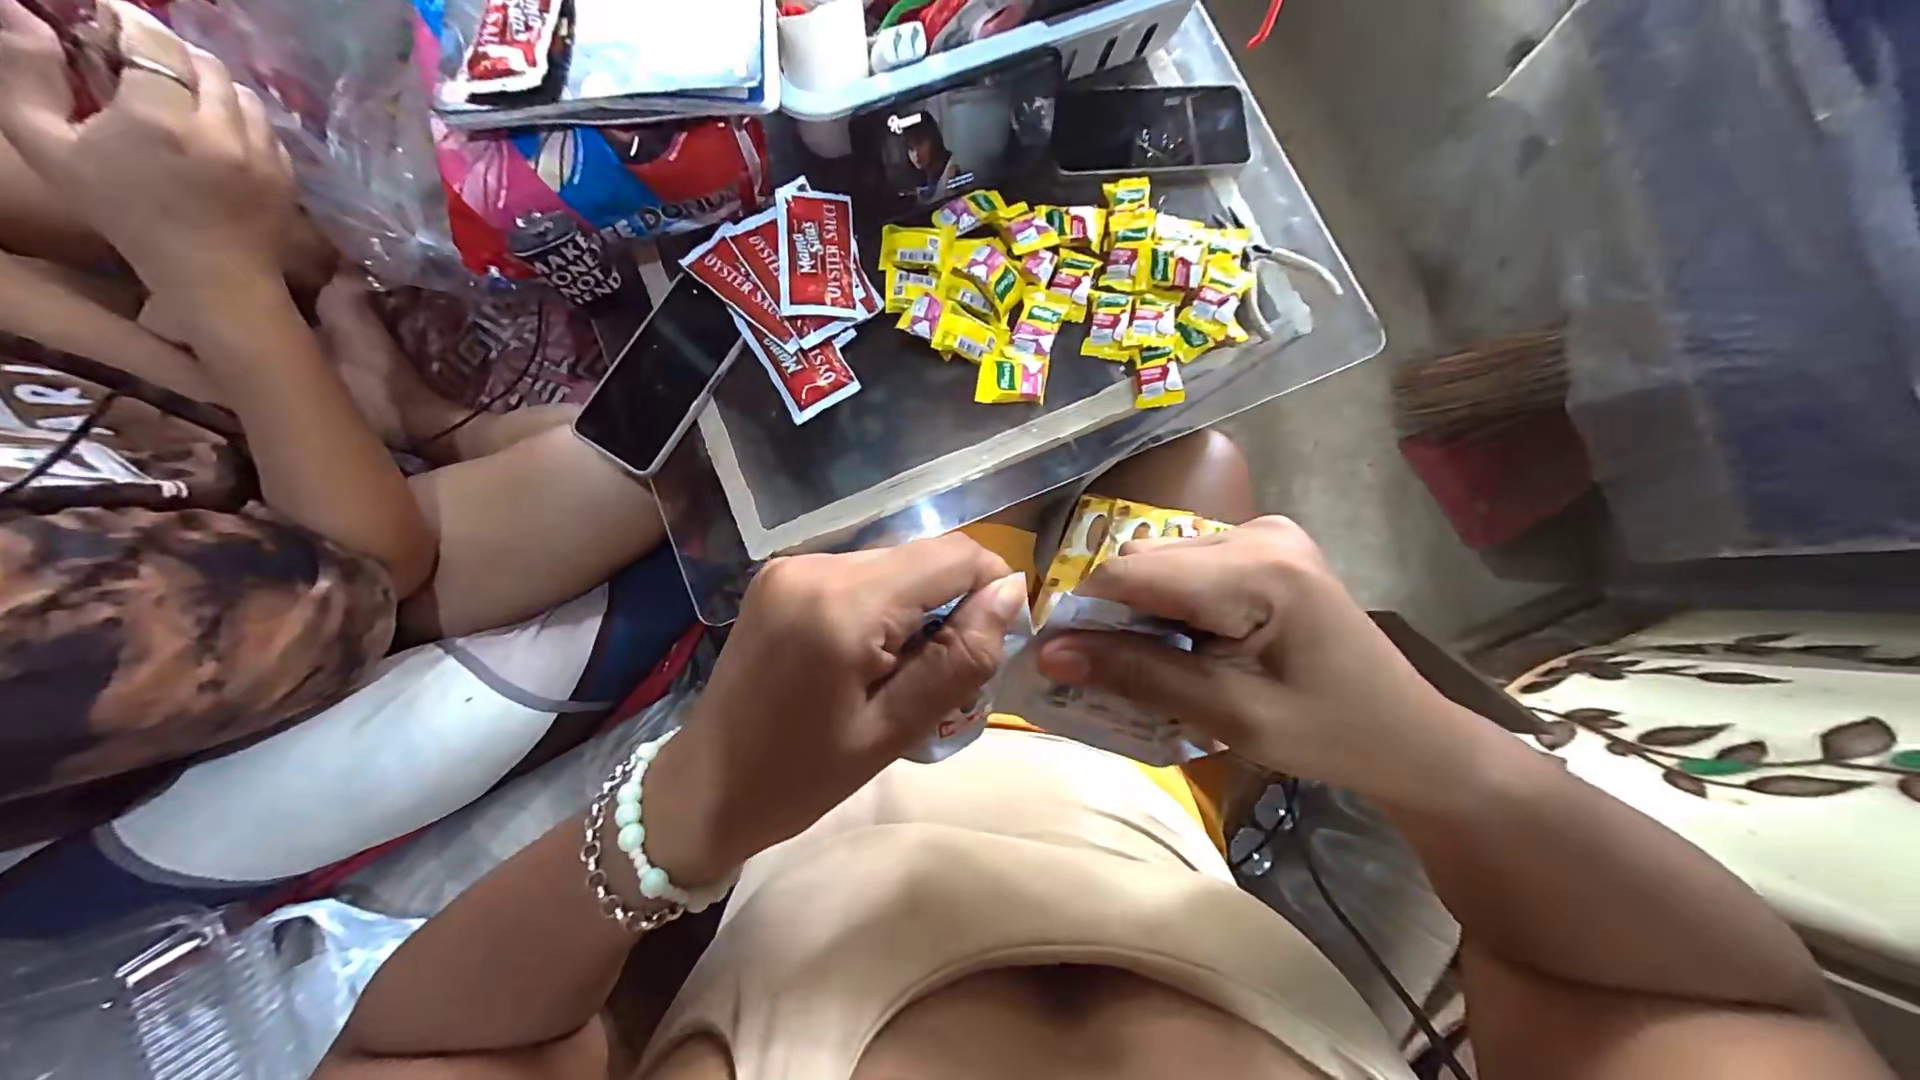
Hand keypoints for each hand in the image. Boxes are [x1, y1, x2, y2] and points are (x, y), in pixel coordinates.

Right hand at [0, 0, 295, 294]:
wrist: (213, 273)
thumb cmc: (123, 213)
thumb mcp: (45, 141)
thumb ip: (26, 71)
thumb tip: (19, 11)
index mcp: (164, 118)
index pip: (157, 42)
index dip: (130, 21)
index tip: (107, 20)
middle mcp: (224, 131)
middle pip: (206, 64)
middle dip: (172, 51)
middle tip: (140, 58)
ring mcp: (265, 156)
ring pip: (244, 94)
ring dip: (211, 82)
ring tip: (180, 92)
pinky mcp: (289, 176)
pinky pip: (268, 128)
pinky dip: (242, 116)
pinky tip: (216, 126)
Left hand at [643, 534, 1027, 885]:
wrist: (704, 787)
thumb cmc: (800, 777)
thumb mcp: (894, 730)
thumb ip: (959, 658)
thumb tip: (1010, 592)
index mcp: (843, 602)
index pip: (952, 556)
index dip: (991, 586)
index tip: (993, 642)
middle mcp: (816, 564)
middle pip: (923, 557)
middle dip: (951, 605)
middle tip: (941, 676)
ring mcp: (793, 565)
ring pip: (895, 564)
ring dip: (917, 608)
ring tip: (900, 674)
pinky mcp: (783, 576)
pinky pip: (860, 575)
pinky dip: (883, 607)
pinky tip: (866, 657)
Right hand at [1035, 516, 1497, 806]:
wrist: (1410, 734)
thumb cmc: (1330, 735)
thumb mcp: (1231, 717)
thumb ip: (1140, 676)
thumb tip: (1051, 655)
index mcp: (1259, 571)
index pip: (1133, 574)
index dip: (1084, 615)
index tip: (1057, 662)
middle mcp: (1257, 533)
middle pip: (1142, 562)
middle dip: (1111, 616)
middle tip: (1107, 674)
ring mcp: (1263, 533)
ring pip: (1157, 561)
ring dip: (1137, 610)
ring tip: (1151, 662)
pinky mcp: (1263, 545)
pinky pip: (1184, 565)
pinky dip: (1165, 603)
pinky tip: (1185, 642)